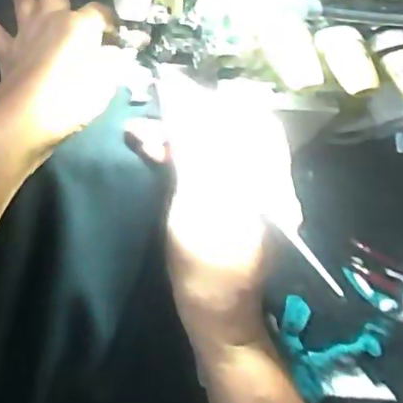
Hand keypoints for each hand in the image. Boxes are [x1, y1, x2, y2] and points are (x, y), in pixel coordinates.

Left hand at [0, 0, 115, 160]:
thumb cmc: (74, 98)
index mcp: (79, 25)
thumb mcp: (107, 81)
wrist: (29, 116)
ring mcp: (25, 34)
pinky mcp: (6, 51)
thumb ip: (113, 63)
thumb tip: (119, 53)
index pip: (98, 14)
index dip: (109, 21)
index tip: (119, 35)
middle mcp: (51, 20)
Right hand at [126, 74, 298, 351]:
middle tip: (149, 109)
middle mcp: (260, 176)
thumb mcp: (197, 204)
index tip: (171, 86)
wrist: (216, 317)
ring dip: (175, 132)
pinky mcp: (225, 197)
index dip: (209, 97)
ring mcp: (244, 187)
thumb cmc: (207, 265)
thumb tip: (185, 103)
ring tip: (139, 132)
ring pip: (211, 142)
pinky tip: (151, 148)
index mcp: (263, 176)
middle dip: (185, 114)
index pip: (244, 116)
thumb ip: (193, 152)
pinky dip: (177, 150)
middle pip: (226, 126)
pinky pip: (203, 159)